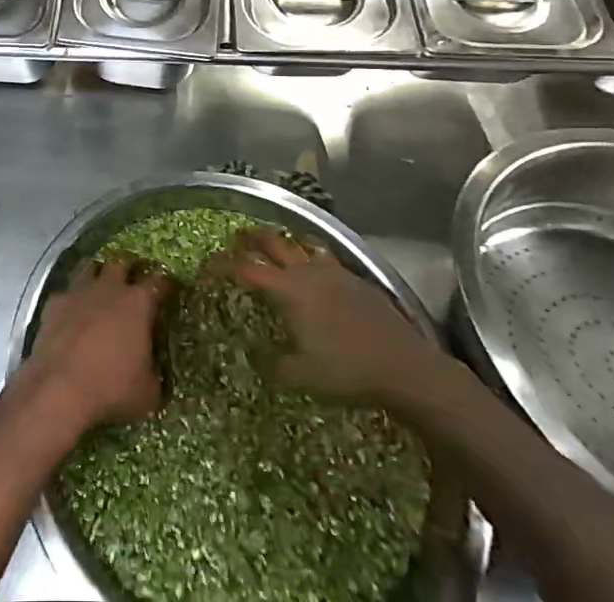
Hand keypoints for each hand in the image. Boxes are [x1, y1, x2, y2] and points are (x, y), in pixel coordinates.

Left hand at [18, 255, 169, 432]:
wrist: (58, 388)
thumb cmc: (112, 388)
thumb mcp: (149, 391)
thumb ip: (153, 371)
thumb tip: (150, 368)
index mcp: (138, 304)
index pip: (158, 283)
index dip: (164, 284)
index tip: (168, 288)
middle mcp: (108, 289)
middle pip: (120, 263)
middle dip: (129, 266)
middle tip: (133, 275)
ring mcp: (77, 293)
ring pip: (89, 268)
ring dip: (97, 273)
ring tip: (101, 284)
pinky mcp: (52, 304)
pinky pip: (66, 291)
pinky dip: (72, 297)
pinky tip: (73, 309)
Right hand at [217, 227, 441, 403]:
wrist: (408, 370)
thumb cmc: (348, 371)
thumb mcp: (298, 375)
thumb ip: (269, 362)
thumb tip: (251, 351)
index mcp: (288, 290)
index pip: (245, 268)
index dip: (220, 266)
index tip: (205, 271)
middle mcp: (308, 272)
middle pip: (272, 241)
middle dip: (249, 239)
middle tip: (234, 241)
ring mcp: (336, 273)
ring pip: (301, 244)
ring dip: (282, 242)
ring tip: (272, 248)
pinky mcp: (358, 281)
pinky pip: (325, 258)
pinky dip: (309, 256)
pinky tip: (312, 271)